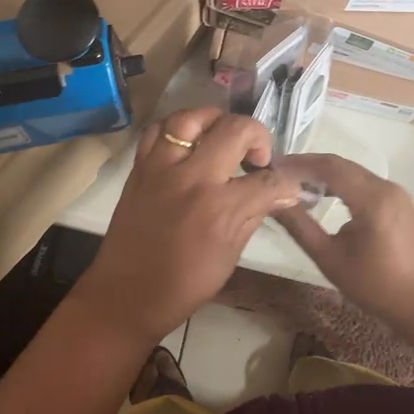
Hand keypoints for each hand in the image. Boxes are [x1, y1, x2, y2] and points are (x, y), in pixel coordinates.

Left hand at [75, 108, 304, 342]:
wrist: (126, 295)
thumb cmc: (184, 284)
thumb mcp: (230, 255)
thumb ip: (254, 214)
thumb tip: (281, 194)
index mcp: (219, 207)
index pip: (267, 180)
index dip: (285, 184)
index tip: (287, 187)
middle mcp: (192, 177)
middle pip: (235, 130)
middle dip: (257, 136)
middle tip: (256, 157)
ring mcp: (161, 167)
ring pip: (192, 117)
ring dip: (216, 121)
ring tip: (222, 138)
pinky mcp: (140, 167)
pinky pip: (157, 130)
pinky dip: (177, 129)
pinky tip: (189, 143)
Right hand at [270, 154, 413, 331]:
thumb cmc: (374, 285)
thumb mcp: (330, 259)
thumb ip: (300, 227)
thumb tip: (273, 202)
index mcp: (372, 199)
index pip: (330, 167)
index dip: (299, 164)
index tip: (273, 168)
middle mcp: (386, 186)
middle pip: (341, 165)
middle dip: (308, 166)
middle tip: (278, 175)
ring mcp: (395, 191)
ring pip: (352, 171)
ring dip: (323, 174)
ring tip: (294, 184)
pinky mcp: (397, 199)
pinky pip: (363, 181)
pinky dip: (340, 183)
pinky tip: (322, 194)